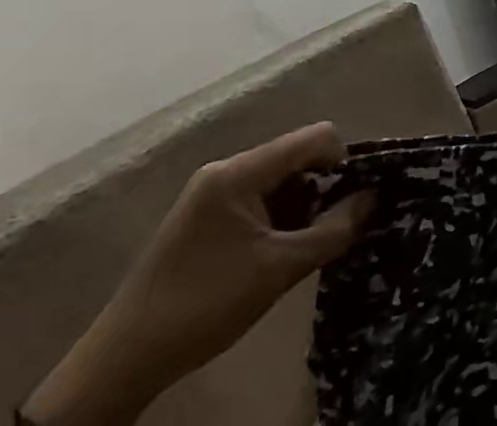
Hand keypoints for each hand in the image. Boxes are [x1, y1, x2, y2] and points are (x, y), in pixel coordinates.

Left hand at [22, 123, 373, 425]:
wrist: (124, 359)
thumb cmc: (207, 303)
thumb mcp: (282, 268)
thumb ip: (334, 228)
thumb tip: (372, 198)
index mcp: (240, 172)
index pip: (315, 137)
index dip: (344, 161)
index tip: (355, 199)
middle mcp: (225, 170)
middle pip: (297, 156)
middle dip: (325, 186)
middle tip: (338, 225)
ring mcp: (212, 193)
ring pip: (280, 179)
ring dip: (304, 204)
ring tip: (310, 243)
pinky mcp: (206, 216)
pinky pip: (259, 197)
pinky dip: (281, 215)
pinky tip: (283, 250)